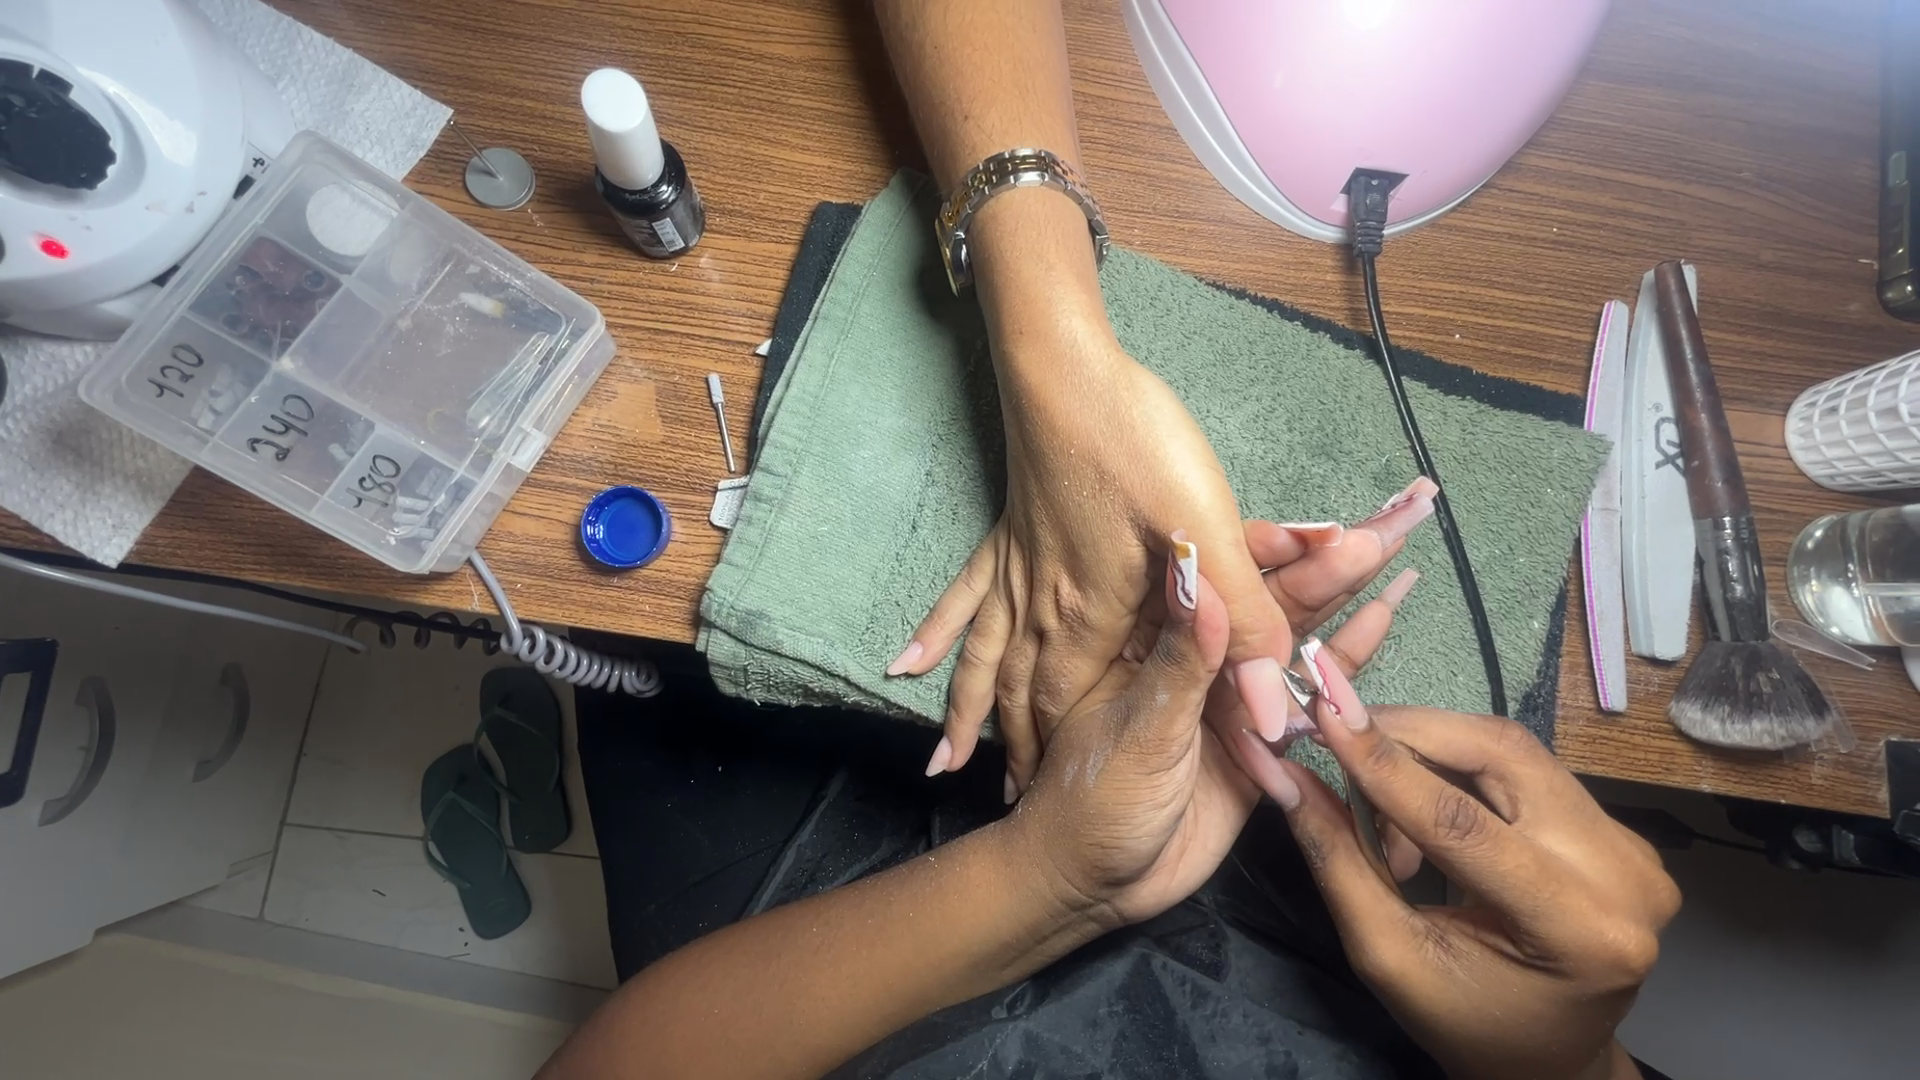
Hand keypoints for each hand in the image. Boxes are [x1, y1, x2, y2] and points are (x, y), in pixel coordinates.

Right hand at [888, 331, 1439, 799]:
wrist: (1065, 369)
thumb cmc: (1136, 439)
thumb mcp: (1207, 524)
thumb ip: (1242, 620)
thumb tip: (1279, 712)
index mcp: (1092, 611)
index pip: (1079, 705)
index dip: (1077, 758)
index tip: (1065, 806)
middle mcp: (1043, 604)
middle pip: (1026, 692)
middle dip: (1019, 749)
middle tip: (1007, 801)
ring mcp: (1015, 570)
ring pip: (986, 660)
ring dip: (971, 712)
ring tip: (947, 762)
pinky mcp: (1006, 536)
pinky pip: (961, 598)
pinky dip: (936, 635)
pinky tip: (904, 661)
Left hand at [1007, 532, 1414, 929]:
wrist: (1098, 882)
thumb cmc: (1094, 800)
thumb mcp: (1138, 728)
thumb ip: (1181, 662)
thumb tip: (1204, 576)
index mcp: (1143, 639)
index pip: (1205, 579)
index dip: (1257, 552)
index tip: (1313, 530)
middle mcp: (1188, 655)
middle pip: (1256, 603)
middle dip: (1317, 566)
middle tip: (1386, 524)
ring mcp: (1224, 694)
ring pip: (1285, 639)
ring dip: (1339, 599)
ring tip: (1395, 552)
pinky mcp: (1256, 738)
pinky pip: (1302, 695)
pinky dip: (1341, 664)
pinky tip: (1381, 619)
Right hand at [1230, 653, 1680, 1079]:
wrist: (1549, 1056)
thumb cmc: (1462, 1018)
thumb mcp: (1382, 951)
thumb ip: (1334, 855)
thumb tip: (1282, 769)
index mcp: (1577, 930)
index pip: (1461, 820)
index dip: (1382, 762)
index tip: (1322, 712)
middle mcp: (1623, 874)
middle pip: (1499, 754)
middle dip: (1406, 730)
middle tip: (1337, 729)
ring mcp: (1629, 844)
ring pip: (1506, 746)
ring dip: (1424, 744)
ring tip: (1374, 780)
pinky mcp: (1614, 827)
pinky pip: (1517, 763)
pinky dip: (1449, 762)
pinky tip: (1417, 794)